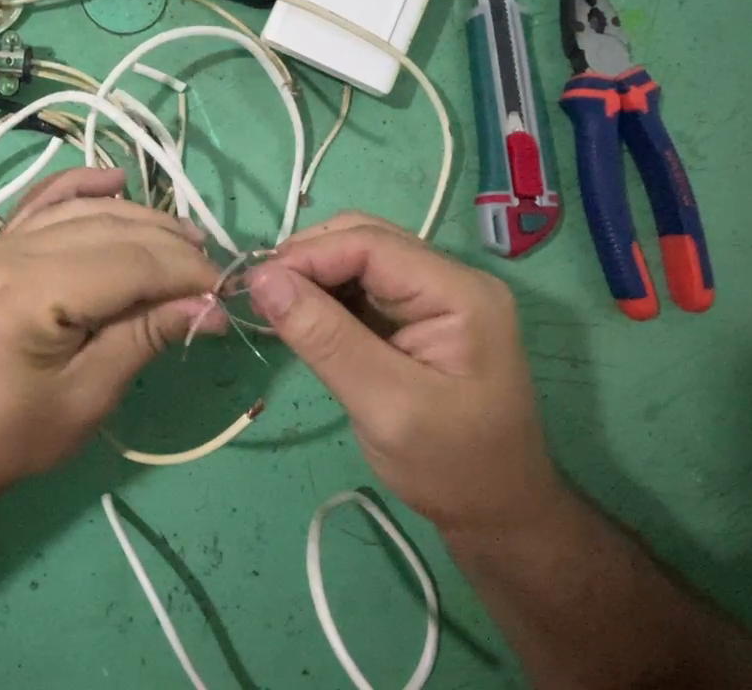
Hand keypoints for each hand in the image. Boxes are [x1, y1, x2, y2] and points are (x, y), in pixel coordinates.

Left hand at [0, 168, 224, 495]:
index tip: (224, 291)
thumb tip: (211, 305)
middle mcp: (10, 253)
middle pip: (109, 229)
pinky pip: (43, 202)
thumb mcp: (90, 394)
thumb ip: (147, 336)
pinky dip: (81, 188)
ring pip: (83, 210)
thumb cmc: (17, 433)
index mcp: (29, 293)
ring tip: (187, 239)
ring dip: (139, 218)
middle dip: (170, 246)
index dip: (183, 272)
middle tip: (212, 273)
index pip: (127, 263)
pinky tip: (115, 180)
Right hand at [246, 212, 561, 533]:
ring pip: (357, 258)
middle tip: (260, 296)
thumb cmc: (451, 466)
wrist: (496, 512)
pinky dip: (323, 297)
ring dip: (311, 277)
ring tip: (272, 309)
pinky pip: (360, 287)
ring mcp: (434, 296)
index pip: (370, 244)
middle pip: (363, 240)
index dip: (307, 255)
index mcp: (458, 293)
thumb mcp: (384, 404)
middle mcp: (449, 280)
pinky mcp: (415, 316)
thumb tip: (262, 278)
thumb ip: (323, 337)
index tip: (254, 286)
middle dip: (306, 260)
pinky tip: (298, 320)